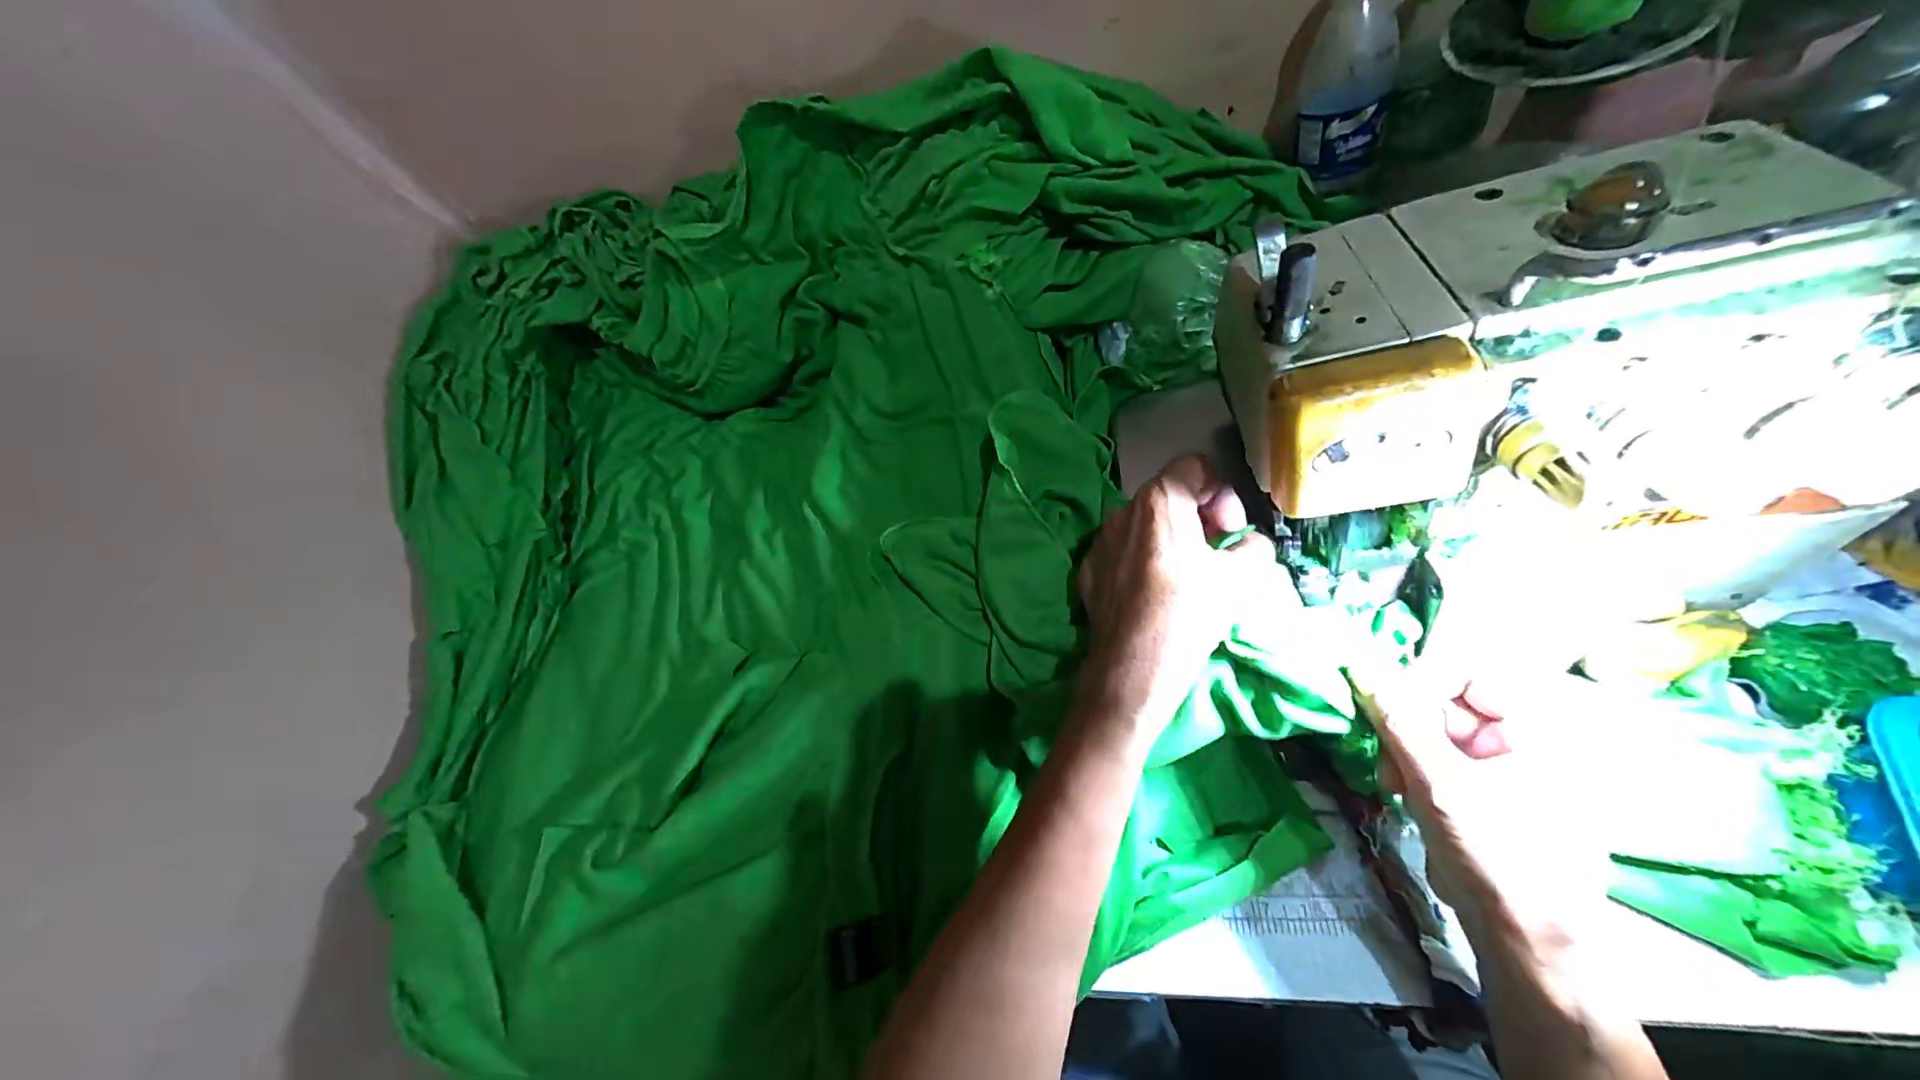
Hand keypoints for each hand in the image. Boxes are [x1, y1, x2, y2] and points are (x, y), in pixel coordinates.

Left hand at [1074, 455, 1278, 753]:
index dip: (1222, 492)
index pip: (1196, 466)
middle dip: (1199, 515)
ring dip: (1171, 537)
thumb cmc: (1187, 617)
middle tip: (1216, 552)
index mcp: (1158, 501)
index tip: (1229, 531)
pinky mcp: (1087, 569)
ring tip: (1188, 575)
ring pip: (1145, 524)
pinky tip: (1155, 592)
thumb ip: (1253, 546)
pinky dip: (1144, 559)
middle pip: (1169, 494)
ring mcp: (1099, 540)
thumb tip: (1249, 542)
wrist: (1130, 670)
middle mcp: (1122, 511)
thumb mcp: (1240, 579)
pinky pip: (1123, 550)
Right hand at [1349, 665, 1615, 953]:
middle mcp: (1523, 741)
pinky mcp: (1480, 789)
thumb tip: (1362, 670)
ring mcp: (1502, 767)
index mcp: (1535, 732)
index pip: (1468, 676)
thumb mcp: (1441, 784)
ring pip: (1433, 732)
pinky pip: (1435, 758)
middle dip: (1406, 727)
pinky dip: (1412, 770)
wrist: (1522, 934)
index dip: (1421, 685)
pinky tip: (1404, 793)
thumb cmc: (1496, 855)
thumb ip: (1401, 723)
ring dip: (1403, 751)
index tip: (1383, 708)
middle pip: (1446, 704)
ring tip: (1395, 782)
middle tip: (1387, 758)